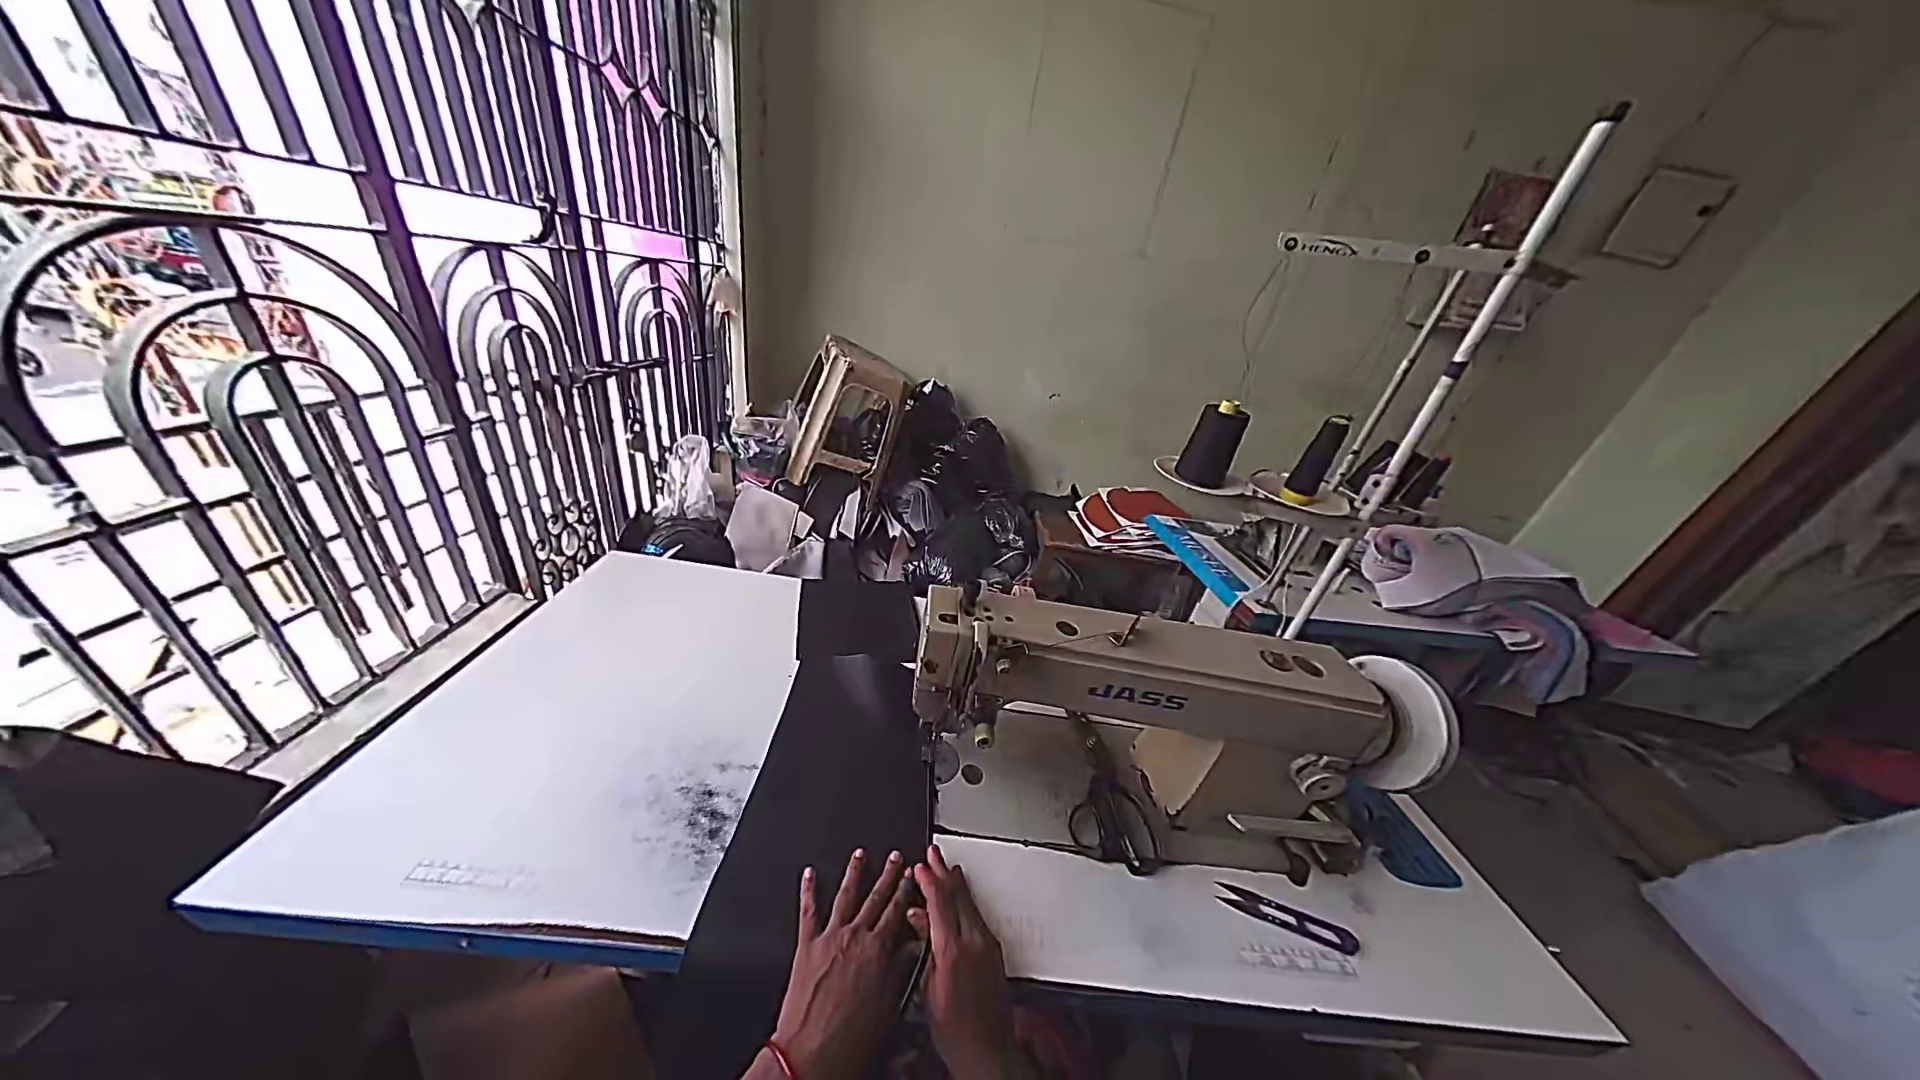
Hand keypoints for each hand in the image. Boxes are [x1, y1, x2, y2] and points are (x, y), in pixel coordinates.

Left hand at [762, 849, 915, 1079]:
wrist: (810, 1054)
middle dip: (888, 875)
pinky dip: (808, 890)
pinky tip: (809, 874)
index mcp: (877, 951)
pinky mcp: (807, 946)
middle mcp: (855, 937)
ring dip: (854, 873)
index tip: (912, 876)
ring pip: (845, 896)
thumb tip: (913, 947)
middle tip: (895, 857)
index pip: (896, 912)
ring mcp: (830, 938)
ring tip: (860, 854)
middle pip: (875, 898)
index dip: (905, 891)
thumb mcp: (888, 1004)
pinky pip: (808, 911)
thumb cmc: (850, 1038)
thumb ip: (900, 969)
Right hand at [909, 845, 1032, 1079]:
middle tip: (933, 854)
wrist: (988, 1050)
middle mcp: (974, 942)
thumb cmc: (954, 1030)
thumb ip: (923, 947)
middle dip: (943, 872)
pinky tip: (962, 894)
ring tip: (947, 866)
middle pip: (958, 896)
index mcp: (953, 952)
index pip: (939, 904)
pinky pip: (978, 915)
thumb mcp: (926, 989)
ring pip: (970, 903)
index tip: (919, 868)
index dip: (928, 882)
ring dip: (957, 883)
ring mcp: (987, 944)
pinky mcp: (995, 950)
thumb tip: (917, 917)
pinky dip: (967, 899)